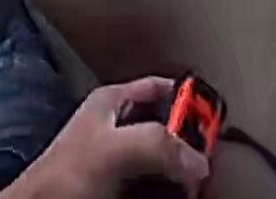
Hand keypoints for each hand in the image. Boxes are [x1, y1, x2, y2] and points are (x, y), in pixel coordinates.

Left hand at [2, 76, 212, 198]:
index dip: (186, 97)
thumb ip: (155, 143)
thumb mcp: (113, 148)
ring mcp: (119, 161)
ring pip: (162, 160)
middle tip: (209, 159)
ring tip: (199, 183)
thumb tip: (195, 157)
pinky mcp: (119, 190)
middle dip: (188, 142)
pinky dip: (169, 192)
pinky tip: (179, 196)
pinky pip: (154, 187)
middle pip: (165, 127)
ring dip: (182, 173)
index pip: (159, 88)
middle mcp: (118, 128)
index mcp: (113, 103)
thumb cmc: (62, 176)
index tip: (213, 115)